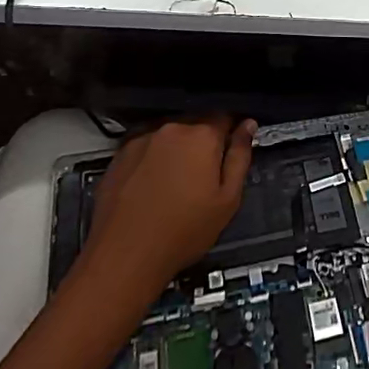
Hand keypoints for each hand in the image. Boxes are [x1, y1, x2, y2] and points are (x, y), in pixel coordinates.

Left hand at [85, 114, 255, 286]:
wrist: (126, 251)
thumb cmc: (183, 231)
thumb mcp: (227, 200)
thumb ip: (240, 157)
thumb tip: (247, 126)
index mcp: (201, 136)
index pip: (224, 117)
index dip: (231, 132)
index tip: (230, 150)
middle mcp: (171, 128)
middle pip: (195, 124)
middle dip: (202, 143)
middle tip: (203, 178)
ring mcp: (142, 138)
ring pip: (169, 136)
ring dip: (177, 151)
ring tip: (176, 185)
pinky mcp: (121, 152)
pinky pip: (146, 147)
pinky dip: (153, 159)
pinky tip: (152, 186)